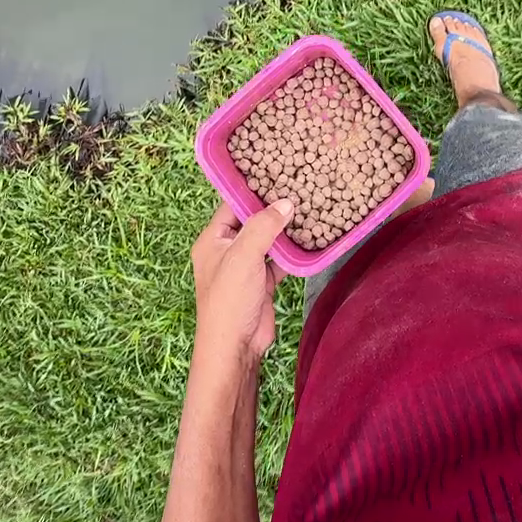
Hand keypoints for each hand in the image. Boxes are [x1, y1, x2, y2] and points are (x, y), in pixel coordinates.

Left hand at [189, 201, 293, 366]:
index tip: (276, 173)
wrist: (235, 348)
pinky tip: (309, 239)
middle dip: (273, 208)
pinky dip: (291, 251)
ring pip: (267, 239)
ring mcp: (245, 266)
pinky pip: (278, 259)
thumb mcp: (243, 256)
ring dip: (284, 229)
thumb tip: (285, 203)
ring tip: (307, 207)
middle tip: (298, 188)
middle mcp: (226, 250)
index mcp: (212, 239)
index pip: (232, 205)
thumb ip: (263, 226)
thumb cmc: (229, 301)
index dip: (252, 190)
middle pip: (252, 221)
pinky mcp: (261, 281)